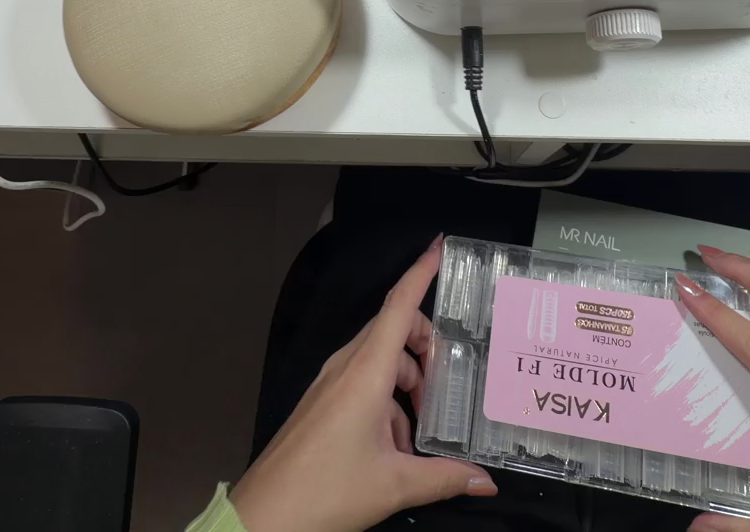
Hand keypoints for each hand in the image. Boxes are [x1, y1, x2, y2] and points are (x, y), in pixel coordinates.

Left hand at [231, 236, 497, 531]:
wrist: (263, 518)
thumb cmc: (325, 492)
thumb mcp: (394, 485)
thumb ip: (445, 477)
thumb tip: (486, 481)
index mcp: (366, 371)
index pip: (399, 304)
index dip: (421, 271)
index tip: (440, 244)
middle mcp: (347, 365)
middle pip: (394, 330)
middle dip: (426, 345)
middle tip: (448, 382)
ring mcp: (331, 381)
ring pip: (380, 358)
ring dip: (407, 379)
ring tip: (424, 425)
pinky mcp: (322, 400)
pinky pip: (364, 380)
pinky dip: (388, 400)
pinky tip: (397, 444)